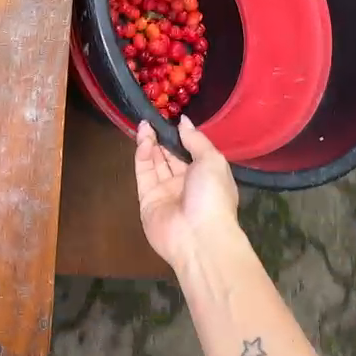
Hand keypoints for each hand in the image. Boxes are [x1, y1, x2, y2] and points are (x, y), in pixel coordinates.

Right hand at [135, 115, 241, 271]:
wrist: (199, 237)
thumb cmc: (213, 195)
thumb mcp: (212, 160)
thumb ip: (196, 139)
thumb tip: (184, 121)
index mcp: (206, 176)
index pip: (190, 152)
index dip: (180, 136)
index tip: (170, 118)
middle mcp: (185, 184)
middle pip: (170, 156)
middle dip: (163, 137)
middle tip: (153, 117)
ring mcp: (165, 192)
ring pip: (155, 162)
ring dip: (150, 142)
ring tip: (145, 123)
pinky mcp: (147, 199)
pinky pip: (144, 173)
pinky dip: (143, 155)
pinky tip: (143, 138)